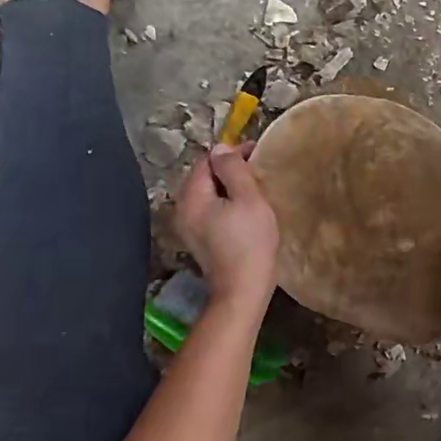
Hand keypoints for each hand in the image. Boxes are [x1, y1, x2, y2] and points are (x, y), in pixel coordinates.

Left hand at [174, 143, 279, 308]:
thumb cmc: (249, 243)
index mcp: (191, 196)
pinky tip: (244, 208)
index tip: (256, 152)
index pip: (207, 160)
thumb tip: (221, 148)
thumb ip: (233, 169)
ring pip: (208, 194)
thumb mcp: (248, 199)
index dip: (230, 152)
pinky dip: (225, 203)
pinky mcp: (199, 239)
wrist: (243, 291)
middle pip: (204, 176)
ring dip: (228, 186)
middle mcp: (183, 209)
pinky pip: (210, 210)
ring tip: (254, 186)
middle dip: (229, 169)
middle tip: (257, 168)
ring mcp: (188, 226)